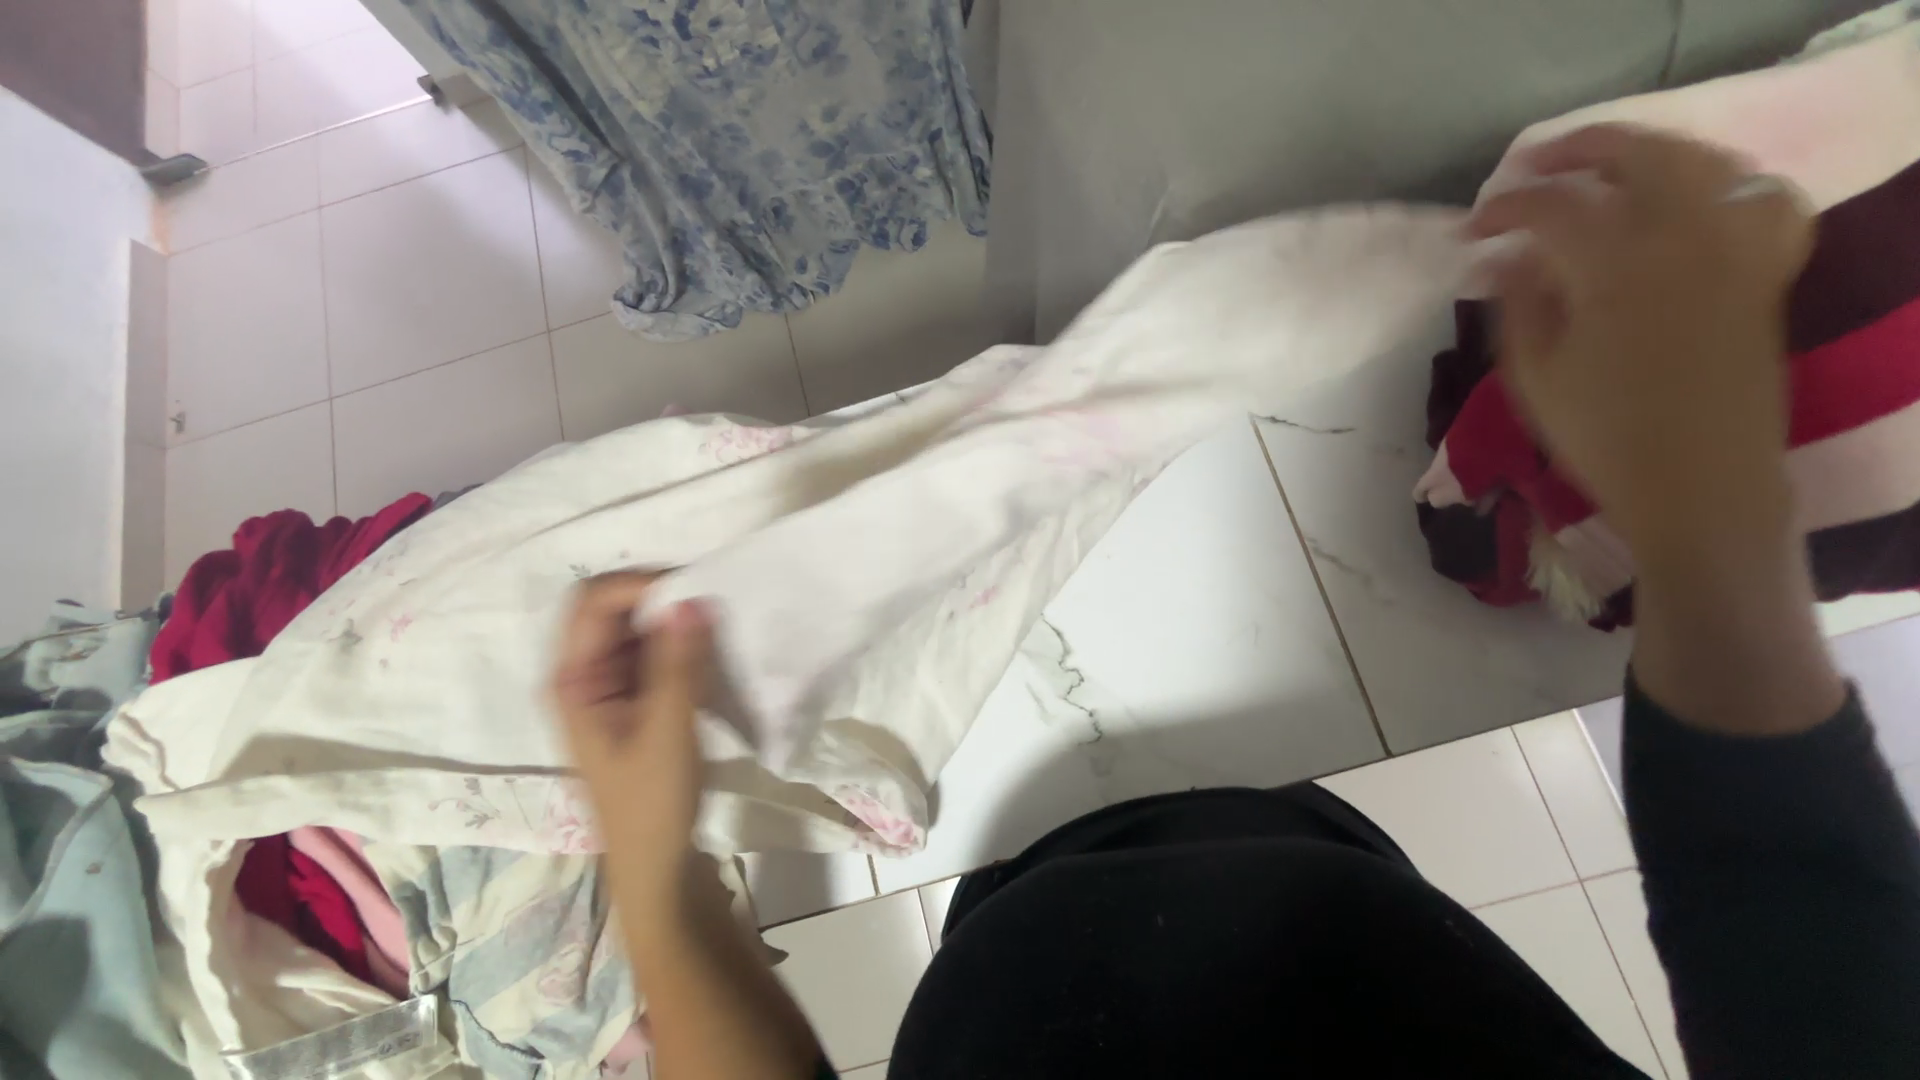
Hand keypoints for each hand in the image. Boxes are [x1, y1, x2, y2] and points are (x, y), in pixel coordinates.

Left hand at [551, 571, 714, 923]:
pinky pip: (654, 651)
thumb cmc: (652, 802)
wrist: (657, 865)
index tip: (697, 592)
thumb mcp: (669, 730)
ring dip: (674, 618)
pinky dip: (681, 642)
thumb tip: (691, 598)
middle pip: (612, 607)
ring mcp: (609, 686)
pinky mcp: (636, 699)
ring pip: (636, 627)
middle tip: (714, 603)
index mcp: (573, 680)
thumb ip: (678, 662)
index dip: (641, 585)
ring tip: (719, 625)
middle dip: (660, 596)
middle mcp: (583, 674)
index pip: (593, 602)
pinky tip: (712, 651)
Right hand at [1467, 123, 1814, 555]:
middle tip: (1530, 169)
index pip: (1552, 208)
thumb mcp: (1533, 374)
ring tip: (1602, 171)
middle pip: (1636, 155)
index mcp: (1616, 268)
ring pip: (1702, 160)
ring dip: (1644, 153)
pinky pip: (1760, 195)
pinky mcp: (1766, 266)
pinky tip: (1690, 197)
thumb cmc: (1600, 434)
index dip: (1503, 210)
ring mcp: (1737, 245)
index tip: (1469, 231)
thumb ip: (1518, 301)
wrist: (1698, 481)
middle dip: (1575, 151)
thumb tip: (1500, 257)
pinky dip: (1723, 181)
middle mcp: (1686, 236)